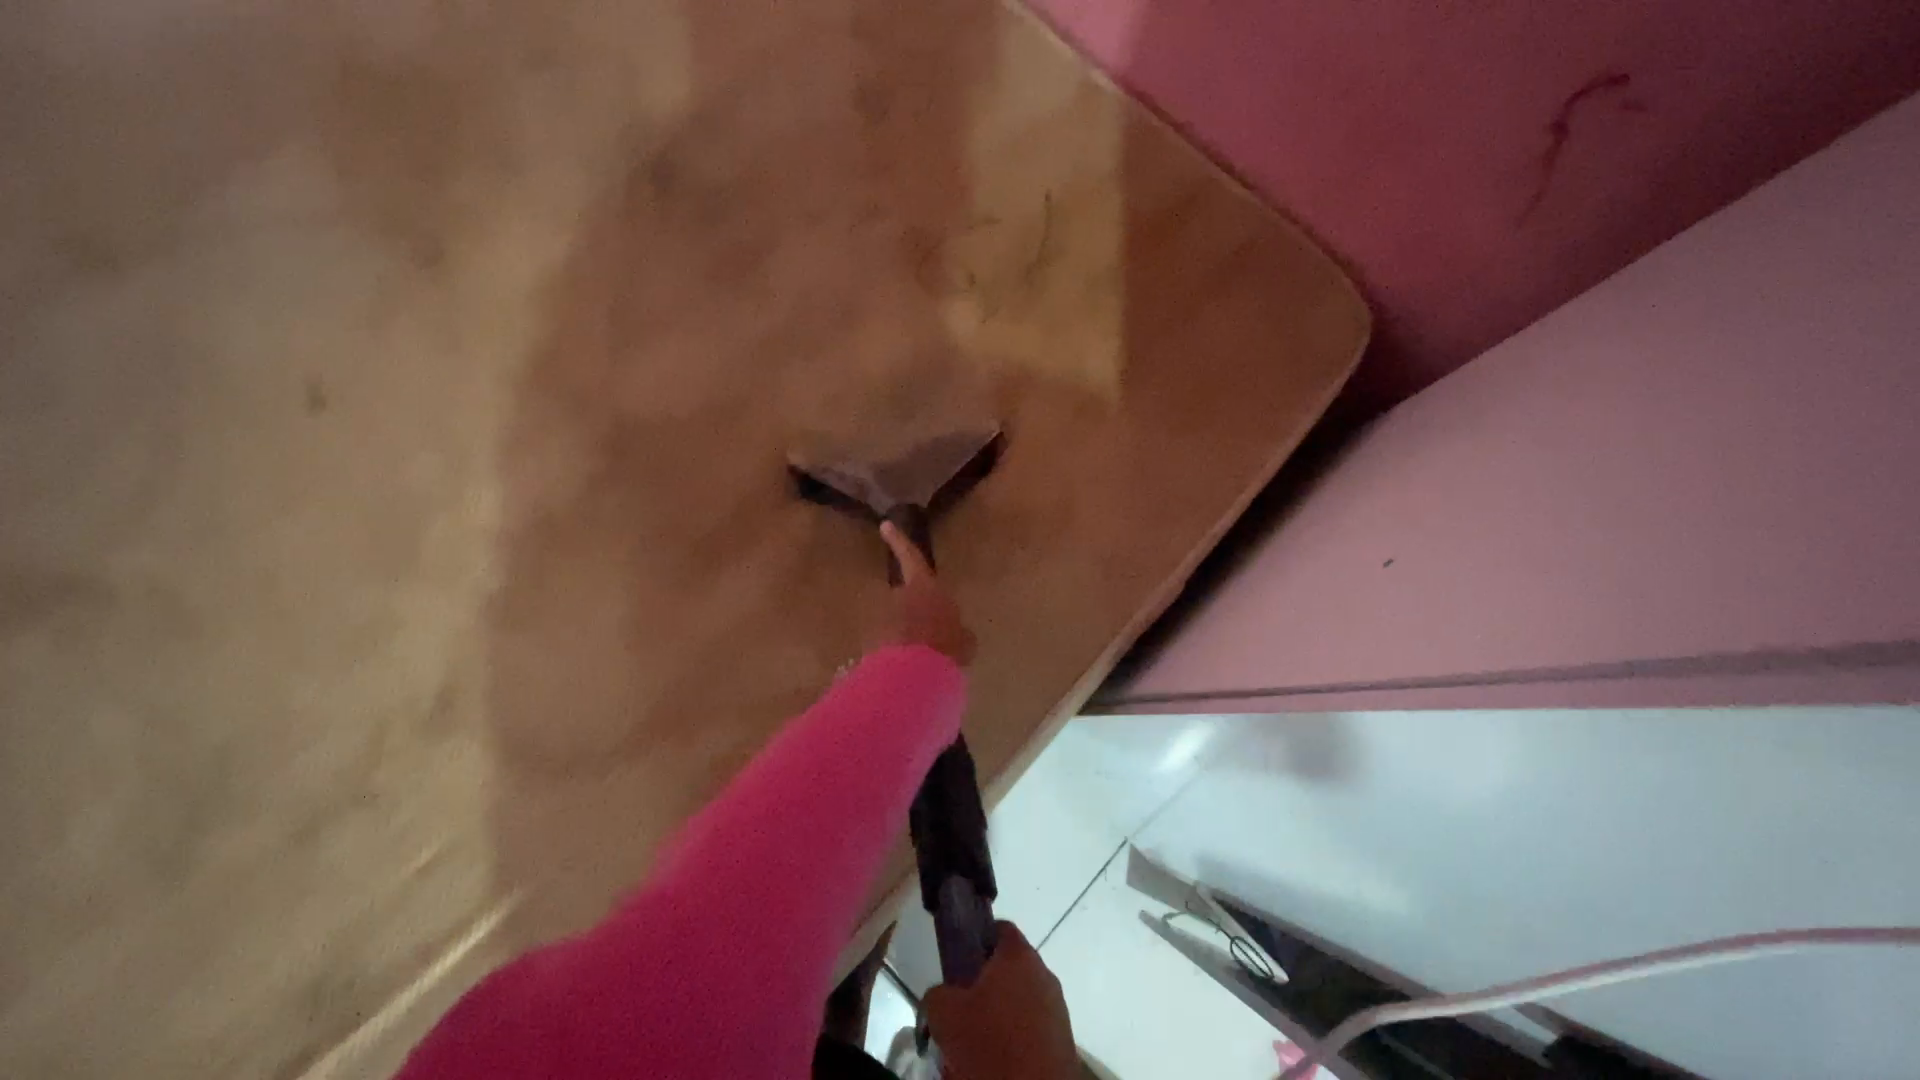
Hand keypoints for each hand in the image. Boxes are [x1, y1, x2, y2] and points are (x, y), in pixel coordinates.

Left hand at [879, 521, 976, 666]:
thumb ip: (961, 633)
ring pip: (897, 625)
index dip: (899, 542)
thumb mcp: (966, 641)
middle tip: (930, 639)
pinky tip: (909, 671)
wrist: (914, 670)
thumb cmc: (946, 645)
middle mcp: (901, 597)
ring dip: (907, 639)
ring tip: (923, 662)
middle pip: (906, 600)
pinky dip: (896, 654)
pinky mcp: (871, 638)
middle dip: (915, 617)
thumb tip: (961, 637)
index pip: (912, 558)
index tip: (885, 525)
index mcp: (926, 587)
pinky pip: (888, 644)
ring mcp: (883, 617)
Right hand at [924, 923, 1077, 1079]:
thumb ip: (937, 993)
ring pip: (1018, 1000)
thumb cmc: (989, 1042)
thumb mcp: (945, 1013)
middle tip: (959, 1007)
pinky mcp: (1062, 1038)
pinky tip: (994, 1059)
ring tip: (973, 1040)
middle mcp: (1043, 974)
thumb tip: (943, 995)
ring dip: (997, 1013)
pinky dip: (1012, 1036)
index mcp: (1018, 956)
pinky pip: (1030, 1026)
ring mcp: (1056, 1006)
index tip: (959, 960)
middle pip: (1008, 968)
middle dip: (983, 985)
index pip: (1000, 928)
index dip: (977, 938)